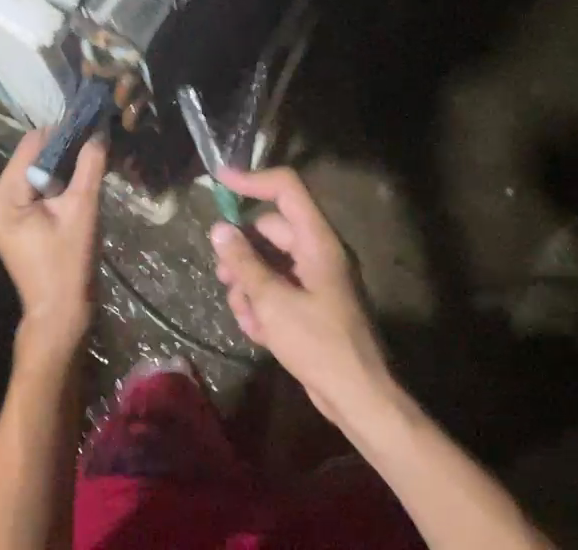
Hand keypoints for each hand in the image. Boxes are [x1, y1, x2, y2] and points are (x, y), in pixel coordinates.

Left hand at [0, 130, 106, 354]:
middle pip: (30, 157)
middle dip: (62, 152)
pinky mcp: (7, 219)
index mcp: (1, 197)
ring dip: (60, 167)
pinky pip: (31, 187)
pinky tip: (76, 184)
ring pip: (32, 171)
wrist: (59, 313)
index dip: (63, 133)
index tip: (92, 128)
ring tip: (90, 164)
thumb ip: (89, 166)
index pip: (32, 145)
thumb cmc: (69, 266)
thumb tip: (98, 132)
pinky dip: (53, 183)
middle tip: (95, 148)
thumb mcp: (82, 211)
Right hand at [211, 167, 394, 429]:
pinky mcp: (312, 305)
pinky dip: (262, 305)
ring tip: (244, 315)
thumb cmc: (318, 343)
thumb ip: (244, 263)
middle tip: (223, 276)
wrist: (357, 396)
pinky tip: (256, 331)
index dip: (253, 180)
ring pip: (270, 263)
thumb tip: (220, 229)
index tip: (219, 181)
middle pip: (270, 232)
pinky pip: (278, 290)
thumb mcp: (272, 301)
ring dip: (249, 284)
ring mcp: (316, 280)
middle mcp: (318, 253)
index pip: (287, 190)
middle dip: (242, 252)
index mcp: (318, 241)